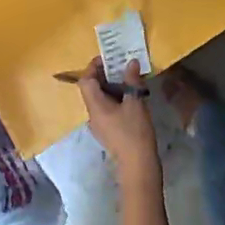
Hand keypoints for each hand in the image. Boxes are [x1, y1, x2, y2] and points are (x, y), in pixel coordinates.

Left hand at [78, 58, 158, 183]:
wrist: (138, 165)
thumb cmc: (135, 132)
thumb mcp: (135, 103)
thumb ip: (132, 81)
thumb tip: (131, 62)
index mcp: (94, 106)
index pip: (85, 80)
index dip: (93, 67)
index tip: (108, 59)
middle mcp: (92, 114)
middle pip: (91, 89)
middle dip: (104, 75)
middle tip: (121, 67)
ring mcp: (99, 125)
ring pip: (100, 99)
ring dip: (111, 87)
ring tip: (128, 80)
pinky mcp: (108, 132)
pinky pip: (106, 109)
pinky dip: (115, 99)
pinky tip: (130, 98)